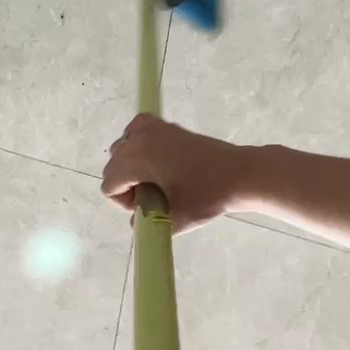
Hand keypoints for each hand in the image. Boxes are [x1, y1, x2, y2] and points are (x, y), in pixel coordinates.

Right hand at [101, 115, 256, 233]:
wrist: (239, 173)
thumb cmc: (207, 196)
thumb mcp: (174, 219)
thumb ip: (147, 224)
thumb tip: (137, 222)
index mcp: (137, 159)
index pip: (109, 185)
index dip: (126, 202)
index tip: (152, 205)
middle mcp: (139, 138)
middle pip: (113, 167)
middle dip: (129, 184)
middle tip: (158, 195)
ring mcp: (153, 127)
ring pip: (123, 150)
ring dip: (133, 167)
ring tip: (160, 180)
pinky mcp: (166, 125)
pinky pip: (136, 133)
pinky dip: (139, 146)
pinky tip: (158, 160)